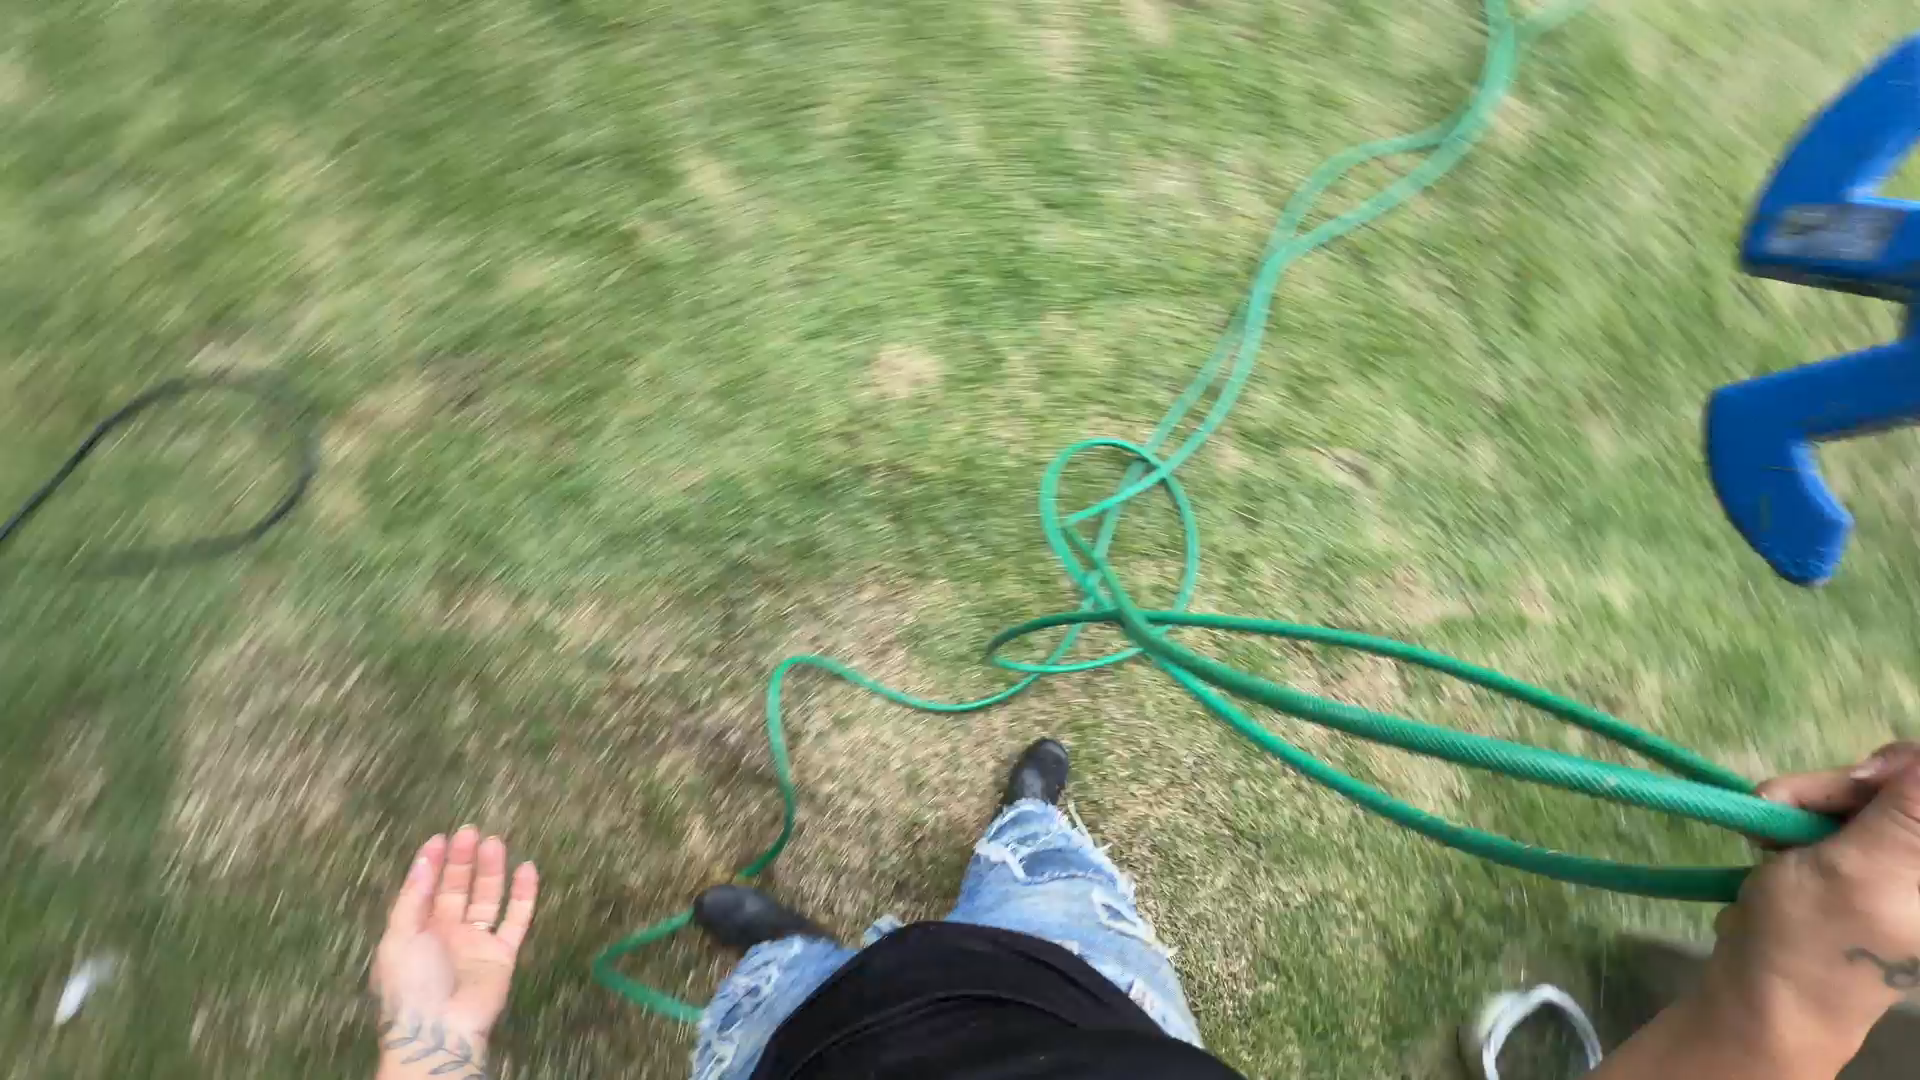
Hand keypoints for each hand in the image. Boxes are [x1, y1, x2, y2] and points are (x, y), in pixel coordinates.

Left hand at [370, 827, 538, 1079]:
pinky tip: (527, 868)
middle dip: (462, 861)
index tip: (441, 837)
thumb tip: (423, 859)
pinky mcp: (503, 952)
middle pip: (457, 889)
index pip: (425, 890)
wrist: (440, 1029)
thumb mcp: (399, 939)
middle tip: (470, 832)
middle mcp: (447, 934)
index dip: (431, 864)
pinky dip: (524, 893)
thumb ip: (413, 898)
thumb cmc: (411, 985)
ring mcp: (476, 942)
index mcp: (416, 933)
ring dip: (491, 870)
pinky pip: (516, 917)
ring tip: (495, 842)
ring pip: (487, 898)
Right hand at [1705, 743, 1919, 1062]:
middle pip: (1900, 784)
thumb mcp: (1859, 866)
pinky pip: (1839, 813)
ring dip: (1806, 799)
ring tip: (1773, 832)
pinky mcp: (1868, 860)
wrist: (1767, 983)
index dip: (1898, 769)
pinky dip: (1798, 814)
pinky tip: (1778, 838)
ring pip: (1863, 794)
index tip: (1854, 781)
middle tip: (1790, 811)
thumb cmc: (1815, 932)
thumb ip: (1909, 812)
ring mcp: (1902, 863)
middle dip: (1836, 786)